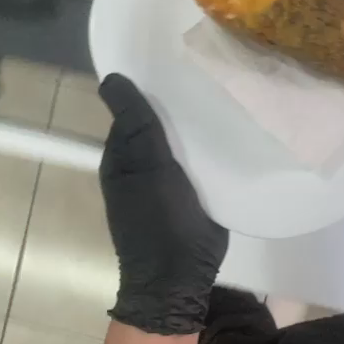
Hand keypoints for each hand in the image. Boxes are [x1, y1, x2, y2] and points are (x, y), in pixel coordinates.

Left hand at [97, 74, 226, 334]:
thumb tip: (111, 79)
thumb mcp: (146, 167)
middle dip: (180, 107)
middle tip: (213, 80)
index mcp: (122, 158)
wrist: (181, 279)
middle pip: (160, 126)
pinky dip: (211, 153)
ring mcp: (166, 184)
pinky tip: (233, 138)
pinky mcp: (192, 197)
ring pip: (182, 145)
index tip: (182, 64)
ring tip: (228, 102)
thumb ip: (134, 125)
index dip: (154, 89)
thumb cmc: (158, 221)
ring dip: (199, 130)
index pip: (135, 111)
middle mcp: (141, 168)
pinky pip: (199, 165)